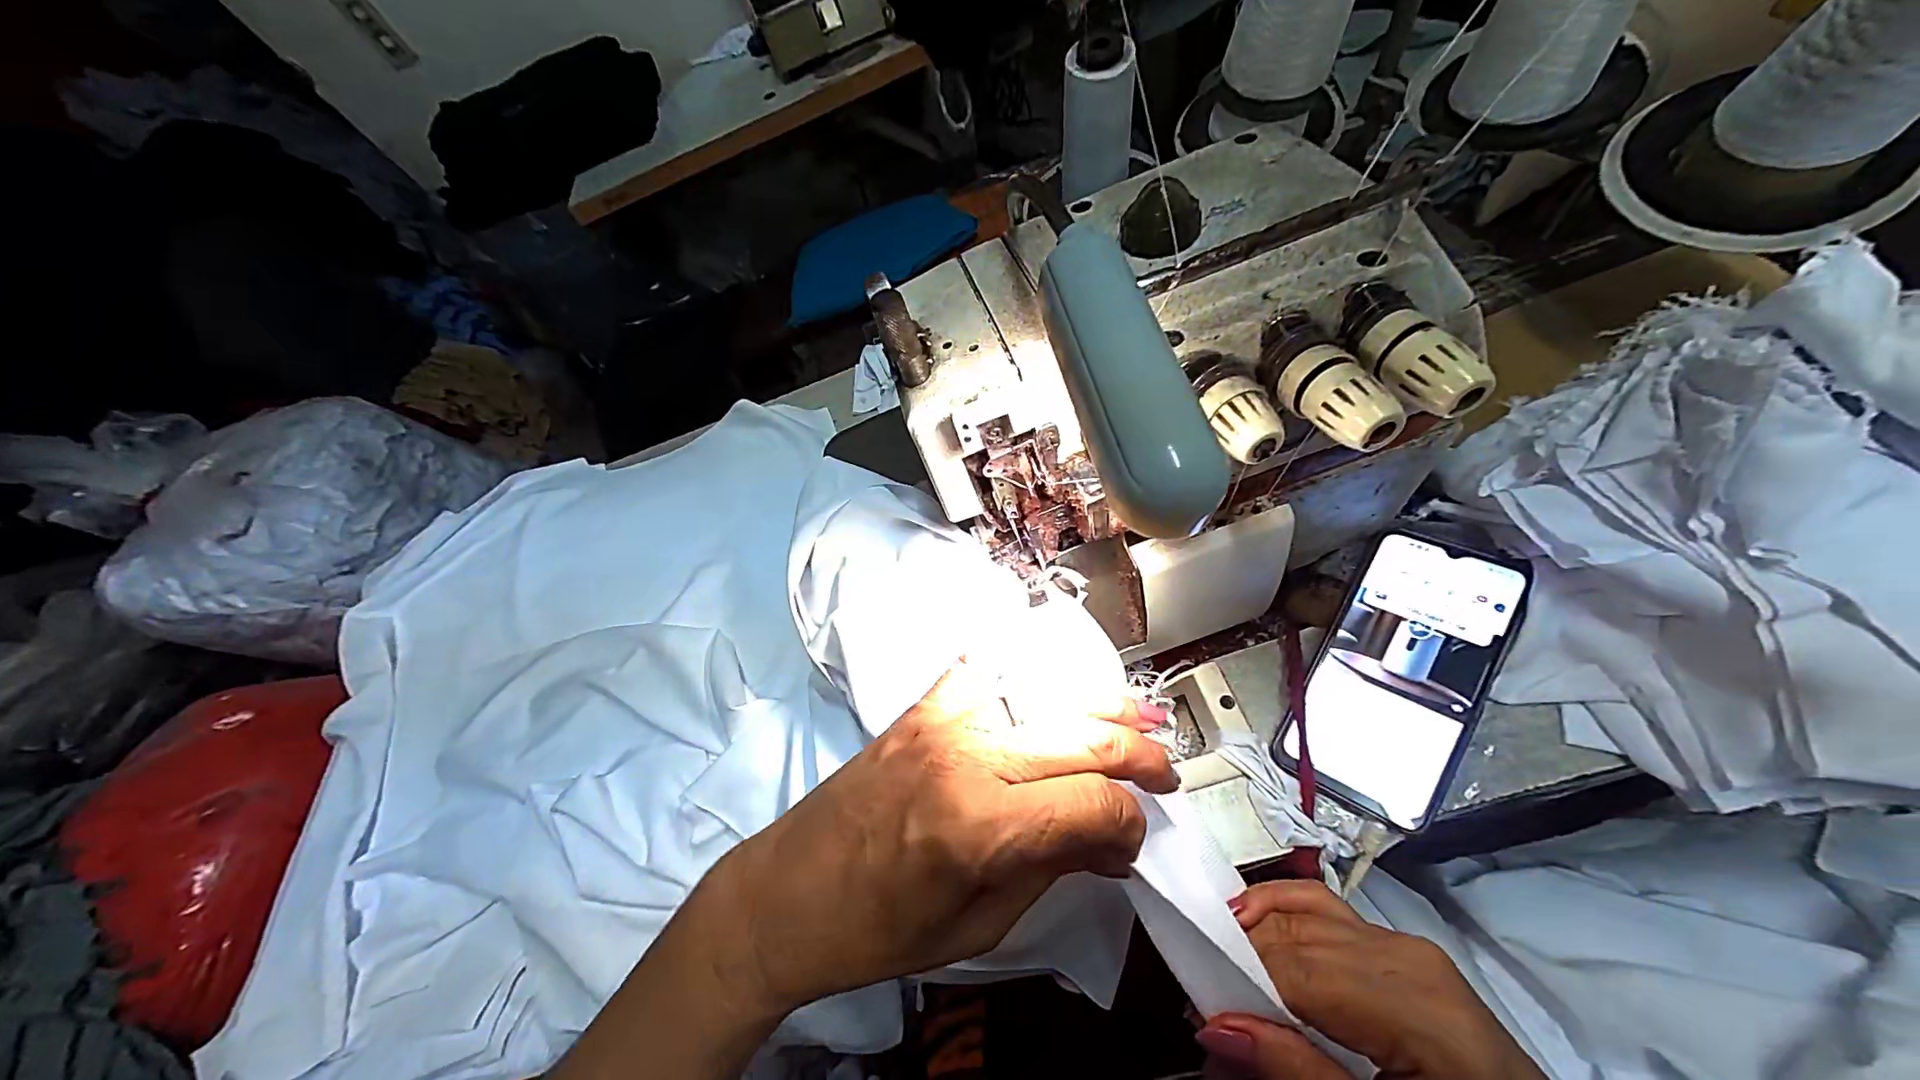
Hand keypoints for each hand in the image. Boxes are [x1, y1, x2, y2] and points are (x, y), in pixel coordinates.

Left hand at [724, 658, 1177, 1010]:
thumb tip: (1111, 844)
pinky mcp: (920, 707)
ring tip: (1142, 716)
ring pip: (1045, 694)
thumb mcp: (978, 926)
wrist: (786, 893)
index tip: (1131, 841)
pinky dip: (1030, 670)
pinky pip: (986, 670)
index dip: (1130, 824)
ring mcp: (941, 720)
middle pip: (1082, 738)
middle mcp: (966, 756)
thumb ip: (1053, 870)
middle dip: (1138, 755)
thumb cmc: (876, 928)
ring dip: (1101, 703)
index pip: (1095, 804)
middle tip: (1166, 774)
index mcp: (981, 825)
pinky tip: (1060, 680)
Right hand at [1196, 881, 1543, 1079]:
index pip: (1298, 971)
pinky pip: (1327, 910)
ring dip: (1254, 933)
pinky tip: (1252, 917)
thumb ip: (1297, 1072)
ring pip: (1304, 912)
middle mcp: (1406, 955)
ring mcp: (1405, 944)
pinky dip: (1284, 908)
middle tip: (1200, 998)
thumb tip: (1216, 1029)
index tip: (1198, 1010)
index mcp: (1413, 1003)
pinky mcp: (1400, 947)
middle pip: (1296, 936)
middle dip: (1240, 962)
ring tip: (1217, 959)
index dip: (1239, 985)